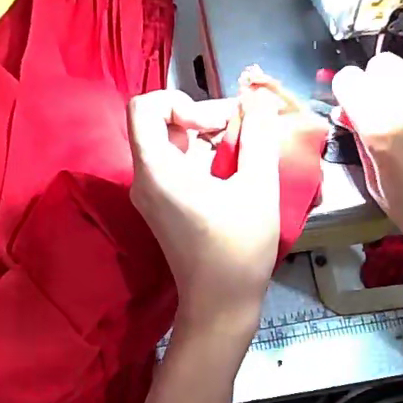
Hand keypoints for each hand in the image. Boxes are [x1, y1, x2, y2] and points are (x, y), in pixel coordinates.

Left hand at [128, 89, 283, 329]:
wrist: (220, 304)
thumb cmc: (238, 249)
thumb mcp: (258, 187)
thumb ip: (258, 137)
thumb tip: (259, 98)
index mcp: (157, 170)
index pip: (144, 106)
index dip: (179, 101)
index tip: (213, 124)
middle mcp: (144, 178)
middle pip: (160, 122)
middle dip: (202, 115)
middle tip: (243, 129)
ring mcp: (151, 194)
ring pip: (170, 143)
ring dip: (206, 136)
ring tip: (245, 147)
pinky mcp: (163, 207)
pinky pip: (176, 165)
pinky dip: (203, 157)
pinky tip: (235, 169)